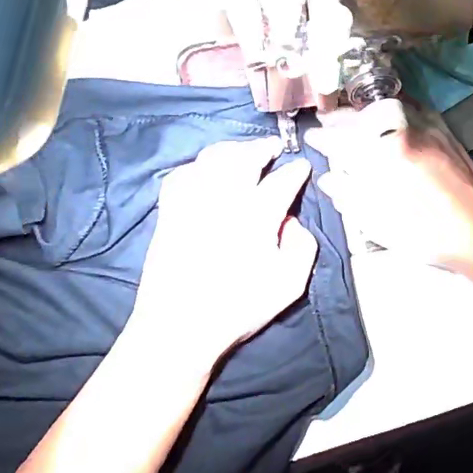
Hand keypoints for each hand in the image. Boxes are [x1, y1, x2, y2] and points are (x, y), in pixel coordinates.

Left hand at [129, 137, 318, 360]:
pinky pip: (182, 175)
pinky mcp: (169, 211)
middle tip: (273, 147)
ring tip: (241, 152)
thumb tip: (292, 223)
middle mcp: (225, 198)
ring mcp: (193, 201)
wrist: (180, 325)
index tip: (302, 167)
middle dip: (262, 148)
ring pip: (212, 159)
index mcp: (258, 214)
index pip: (282, 180)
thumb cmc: (239, 307)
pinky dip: (197, 166)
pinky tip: (204, 172)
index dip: (296, 171)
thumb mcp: (289, 284)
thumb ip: (302, 247)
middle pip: (245, 157)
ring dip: (231, 150)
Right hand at [308, 99, 472, 271]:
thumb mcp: (381, 224)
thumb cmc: (429, 233)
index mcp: (387, 153)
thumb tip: (331, 179)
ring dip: (364, 111)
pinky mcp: (444, 130)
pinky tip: (385, 115)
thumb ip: (351, 197)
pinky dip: (392, 108)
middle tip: (326, 124)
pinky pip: (411, 108)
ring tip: (349, 118)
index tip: (312, 138)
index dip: (323, 137)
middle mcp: (406, 131)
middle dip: (340, 119)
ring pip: (386, 107)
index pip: (344, 138)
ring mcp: (428, 127)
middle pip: (364, 115)